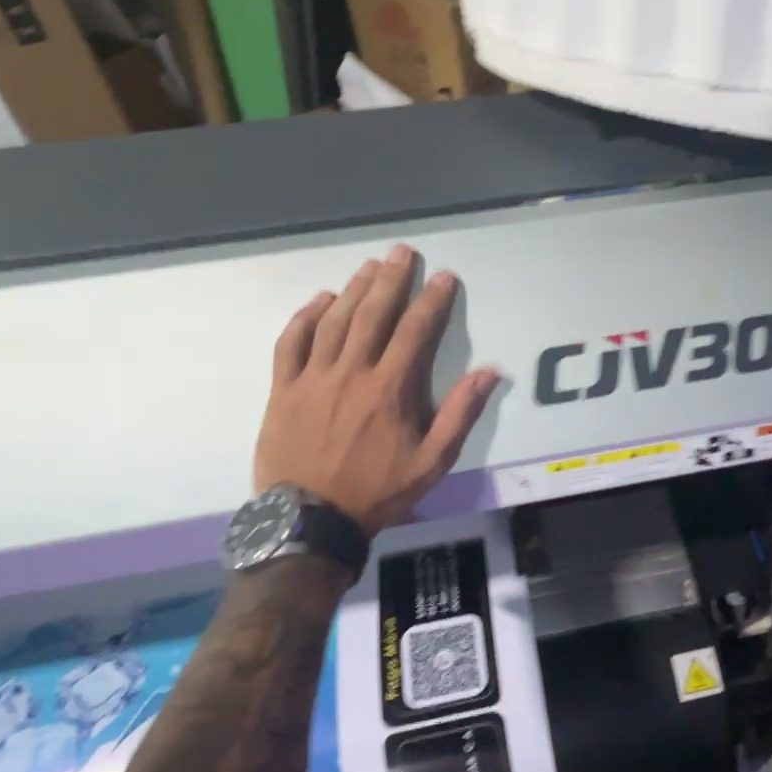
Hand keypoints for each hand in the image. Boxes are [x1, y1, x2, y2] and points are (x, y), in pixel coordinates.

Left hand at [254, 245, 498, 536]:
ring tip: (371, 266)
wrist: (311, 518)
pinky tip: (322, 300)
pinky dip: (306, 316)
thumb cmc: (377, 491)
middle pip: (373, 314)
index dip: (432, 301)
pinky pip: (292, 341)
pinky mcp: (284, 388)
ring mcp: (313, 377)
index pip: (415, 331)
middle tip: (403, 253)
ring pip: (335, 320)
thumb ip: (459, 415)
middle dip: (391, 280)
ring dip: (355, 289)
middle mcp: (351, 372)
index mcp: (390, 389)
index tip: (444, 277)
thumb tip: (487, 374)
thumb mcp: (431, 462)